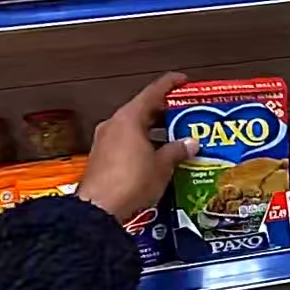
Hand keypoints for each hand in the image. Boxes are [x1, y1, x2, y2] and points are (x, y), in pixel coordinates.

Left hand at [77, 72, 197, 221]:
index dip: (169, 84)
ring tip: (178, 138)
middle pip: (143, 110)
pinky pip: (127, 143)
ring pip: (135, 128)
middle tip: (186, 114)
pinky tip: (160, 155)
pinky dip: (145, 144)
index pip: (152, 93)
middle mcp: (114, 125)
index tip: (183, 80)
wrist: (99, 210)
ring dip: (156, 131)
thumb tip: (190, 142)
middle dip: (165, 112)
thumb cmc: (131, 182)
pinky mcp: (103, 158)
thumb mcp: (163, 165)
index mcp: (129, 119)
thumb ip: (178, 150)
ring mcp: (106, 141)